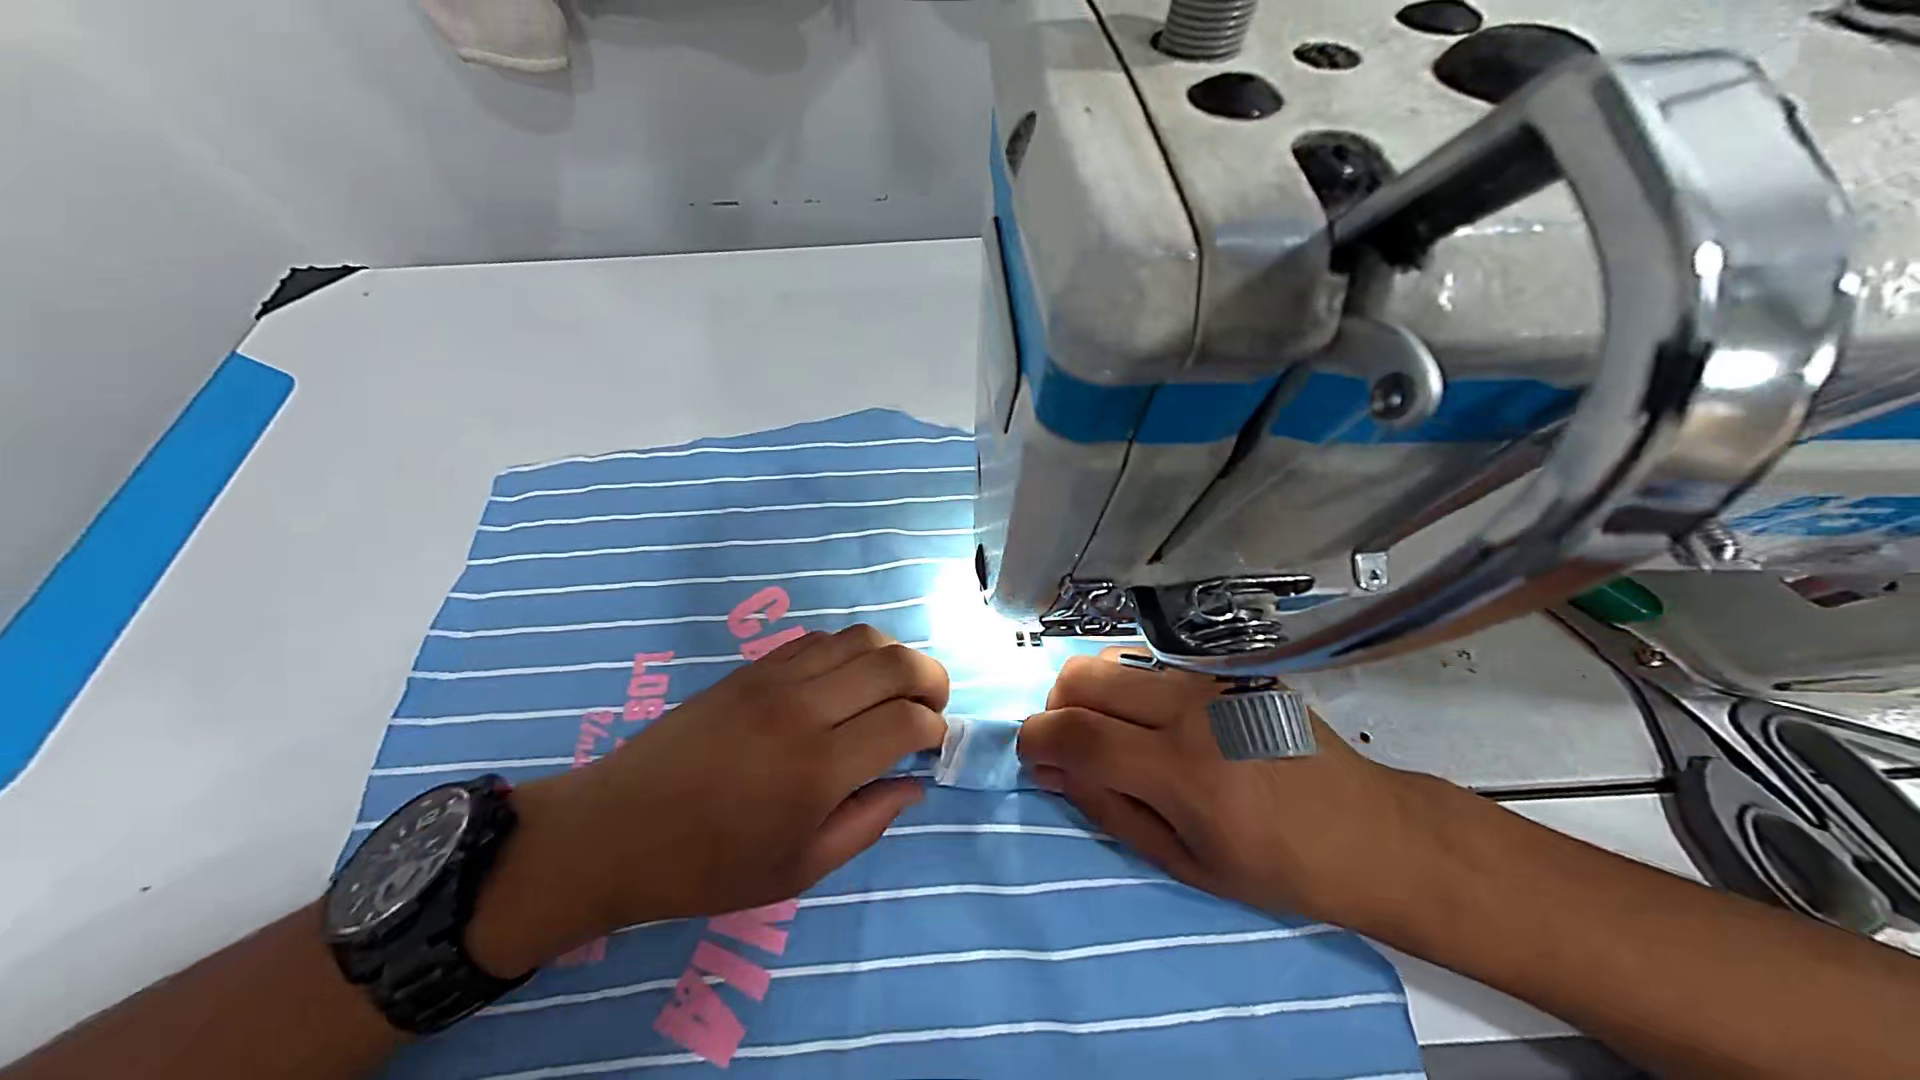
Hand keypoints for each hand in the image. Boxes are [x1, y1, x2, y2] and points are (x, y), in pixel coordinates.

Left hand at [467, 625, 947, 973]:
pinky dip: (850, 651)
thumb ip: (868, 821)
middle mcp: (803, 709)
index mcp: (819, 768)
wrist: (613, 831)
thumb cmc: (708, 866)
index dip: (935, 729)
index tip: (932, 747)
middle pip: (894, 661)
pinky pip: (818, 639)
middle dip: (931, 679)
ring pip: (860, 637)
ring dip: (894, 657)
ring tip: (894, 690)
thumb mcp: (800, 870)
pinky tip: (845, 683)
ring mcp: (774, 679)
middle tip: (931, 709)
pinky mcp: (751, 667)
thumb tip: (913, 783)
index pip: (907, 720)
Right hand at [1018, 648, 1428, 924]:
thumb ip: (1108, 809)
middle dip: (1055, 708)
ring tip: (1112, 733)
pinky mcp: (1227, 669)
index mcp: (1181, 771)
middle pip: (1082, 676)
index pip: (1076, 733)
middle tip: (1071, 747)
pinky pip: (1151, 662)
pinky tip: (1153, 722)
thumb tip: (1051, 770)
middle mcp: (1191, 710)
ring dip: (1090, 693)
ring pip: (1112, 659)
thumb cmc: (1277, 866)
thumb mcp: (1183, 862)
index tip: (1032, 757)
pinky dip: (1127, 686)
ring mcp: (1211, 680)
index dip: (1036, 740)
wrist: (1369, 831)